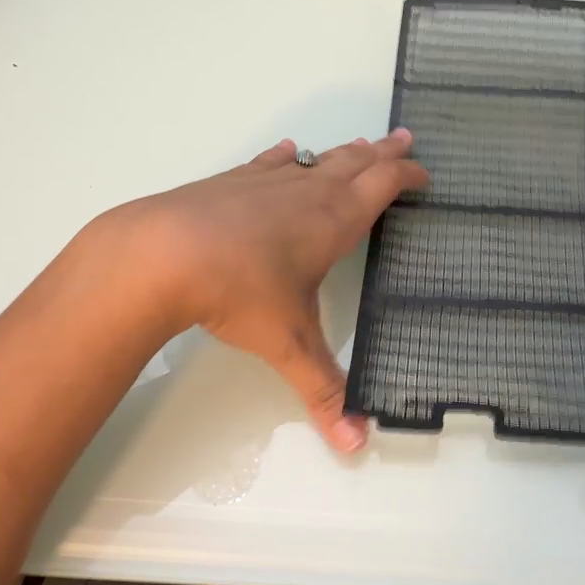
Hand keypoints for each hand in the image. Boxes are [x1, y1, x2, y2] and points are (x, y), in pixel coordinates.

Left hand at [103, 131, 426, 452]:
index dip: (408, 177)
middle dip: (386, 152)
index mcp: (334, 220)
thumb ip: (324, 390)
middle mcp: (308, 192)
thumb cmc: (239, 293)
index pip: (384, 187)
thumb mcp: (289, 344)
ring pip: (318, 159)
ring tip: (362, 145)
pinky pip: (270, 161)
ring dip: (345, 152)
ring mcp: (267, 182)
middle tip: (405, 139)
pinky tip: (288, 150)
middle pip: (358, 161)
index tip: (426, 175)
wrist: (159, 254)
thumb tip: (356, 444)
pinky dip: (287, 156)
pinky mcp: (230, 181)